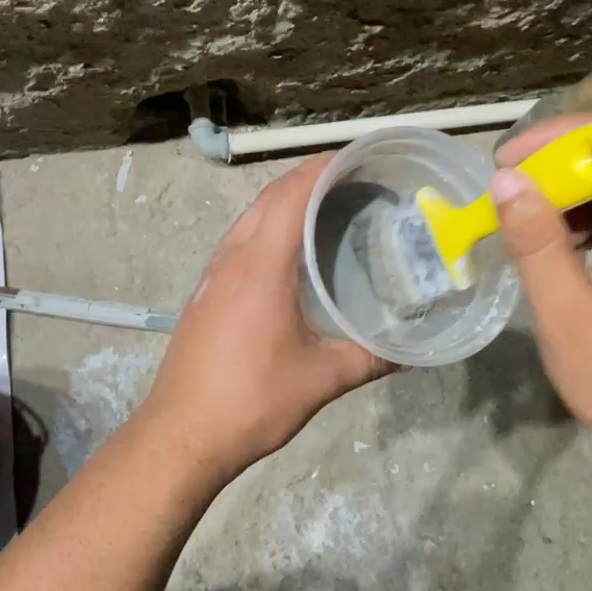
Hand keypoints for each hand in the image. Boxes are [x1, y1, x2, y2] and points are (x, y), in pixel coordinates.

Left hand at [133, 155, 393, 478]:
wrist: (181, 433)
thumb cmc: (250, 401)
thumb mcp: (320, 380)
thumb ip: (369, 358)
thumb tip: (409, 351)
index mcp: (260, 264)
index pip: (293, 193)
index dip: (325, 166)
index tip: (361, 157)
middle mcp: (233, 257)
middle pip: (271, 196)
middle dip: (310, 177)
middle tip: (357, 180)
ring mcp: (214, 272)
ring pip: (252, 216)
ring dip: (286, 200)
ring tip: (329, 206)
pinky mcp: (206, 291)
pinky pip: (241, 239)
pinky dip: (269, 226)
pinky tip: (292, 252)